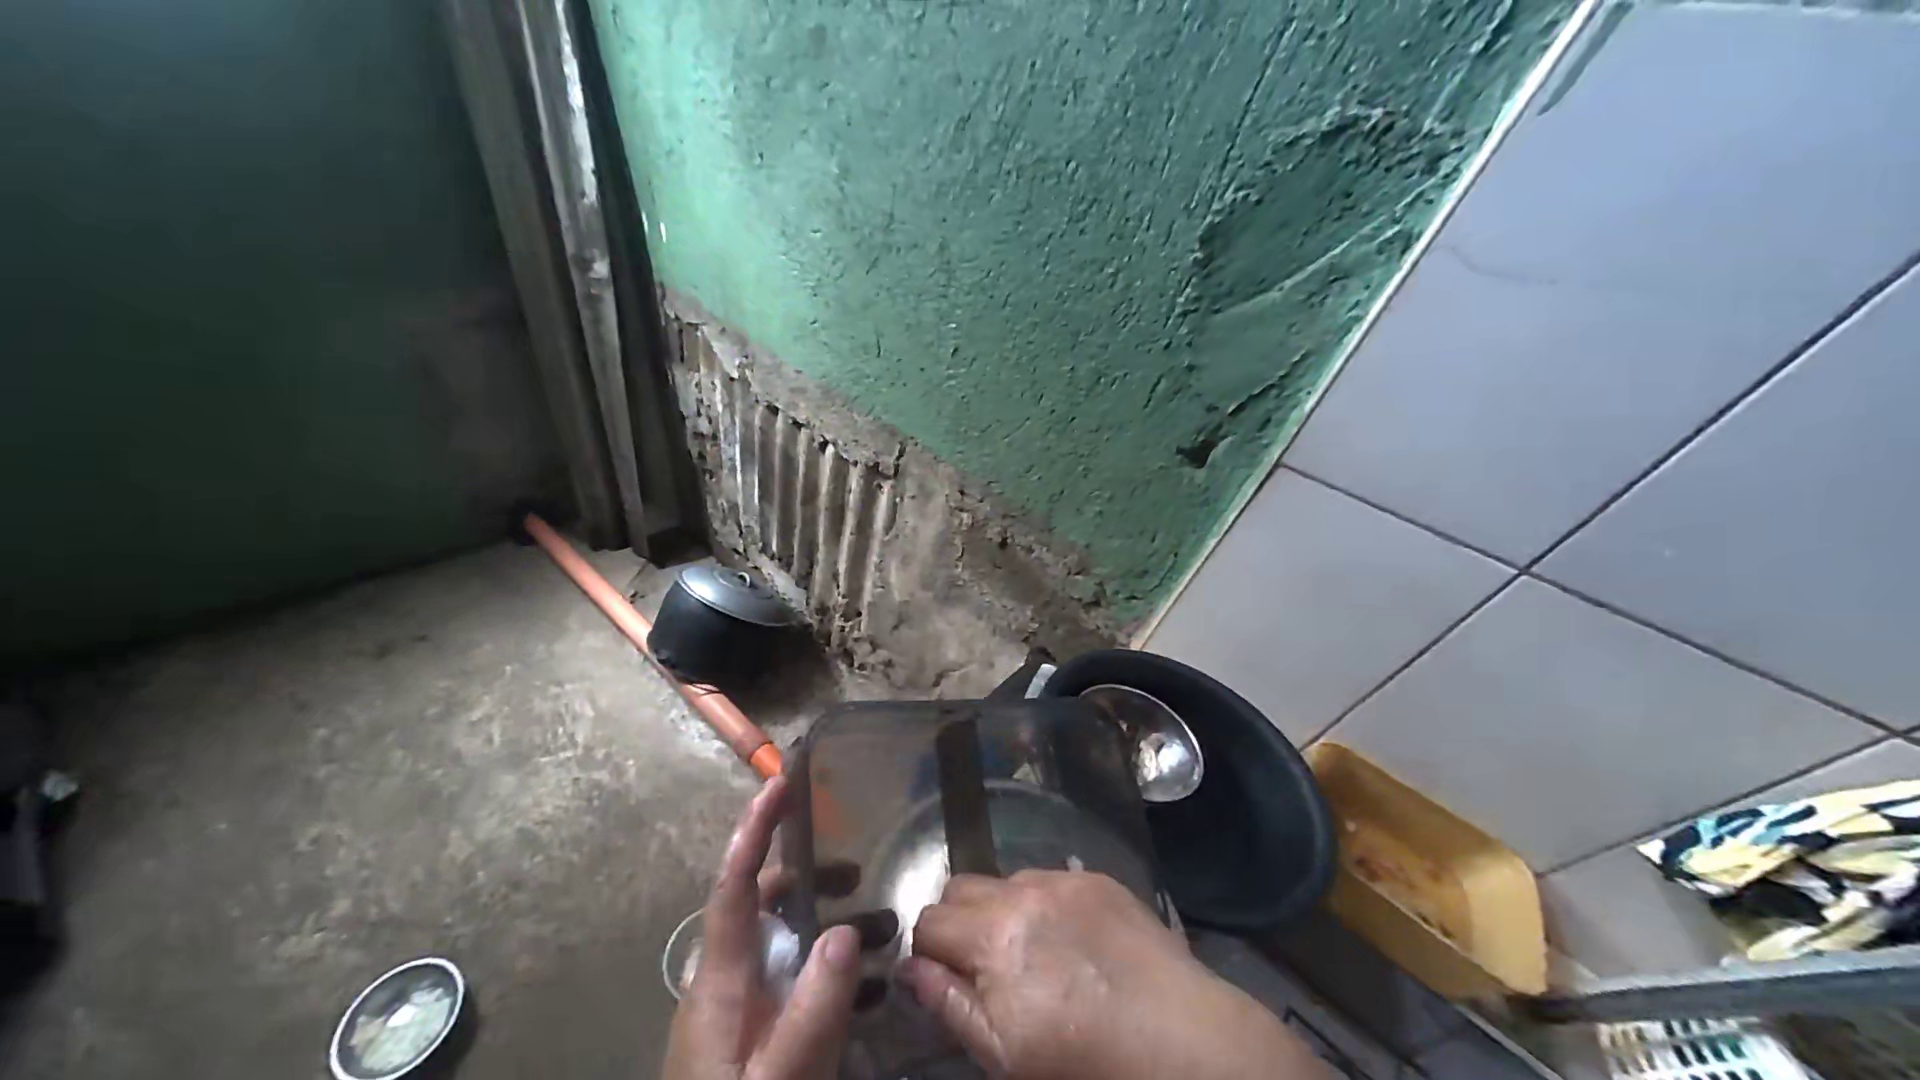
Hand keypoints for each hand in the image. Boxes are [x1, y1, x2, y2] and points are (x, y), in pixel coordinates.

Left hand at [664, 776, 861, 1079]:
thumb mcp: (782, 1078)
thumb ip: (813, 1009)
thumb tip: (847, 929)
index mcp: (721, 980)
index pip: (733, 886)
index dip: (753, 831)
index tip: (777, 783)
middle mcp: (720, 979)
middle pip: (755, 903)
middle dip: (797, 869)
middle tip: (851, 866)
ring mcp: (730, 1004)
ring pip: (770, 937)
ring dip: (812, 914)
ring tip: (865, 918)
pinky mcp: (742, 1027)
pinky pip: (779, 970)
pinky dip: (812, 955)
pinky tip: (850, 979)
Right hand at [900, 870, 1331, 1079]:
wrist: (1179, 1036)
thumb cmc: (1083, 1058)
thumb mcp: (1005, 1052)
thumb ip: (950, 1004)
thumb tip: (910, 968)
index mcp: (992, 937)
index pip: (929, 921)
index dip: (930, 950)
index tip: (947, 975)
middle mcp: (1020, 892)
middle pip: (959, 887)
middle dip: (958, 920)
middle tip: (985, 961)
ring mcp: (1061, 879)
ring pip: (1003, 879)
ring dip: (1001, 908)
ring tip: (1032, 950)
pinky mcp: (1095, 877)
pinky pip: (1047, 877)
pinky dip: (1042, 902)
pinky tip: (1070, 939)